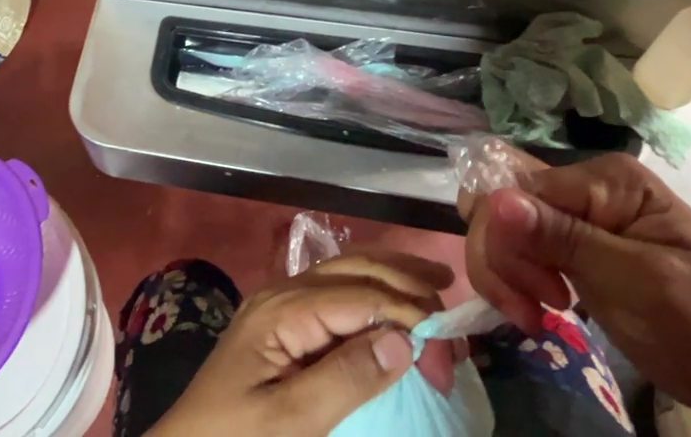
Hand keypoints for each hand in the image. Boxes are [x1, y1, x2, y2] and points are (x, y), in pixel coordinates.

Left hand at [148, 251, 459, 436]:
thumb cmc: (237, 435)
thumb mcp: (293, 419)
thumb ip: (348, 377)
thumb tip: (406, 339)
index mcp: (283, 309)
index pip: (360, 295)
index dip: (409, 315)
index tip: (450, 351)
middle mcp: (282, 294)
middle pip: (353, 270)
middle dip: (404, 280)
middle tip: (453, 299)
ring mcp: (280, 306)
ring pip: (344, 274)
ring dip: (390, 276)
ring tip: (434, 283)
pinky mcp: (283, 325)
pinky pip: (333, 295)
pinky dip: (370, 293)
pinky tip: (391, 303)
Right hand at [463, 154, 690, 436]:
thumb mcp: (639, 286)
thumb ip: (563, 239)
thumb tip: (495, 199)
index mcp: (606, 179)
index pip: (512, 189)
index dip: (506, 241)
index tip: (538, 297)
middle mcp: (588, 185)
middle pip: (502, 205)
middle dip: (503, 260)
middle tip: (534, 311)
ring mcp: (586, 216)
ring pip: (507, 229)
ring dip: (509, 275)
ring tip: (540, 315)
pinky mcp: (585, 247)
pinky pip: (528, 249)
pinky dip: (523, 281)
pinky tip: (546, 308)